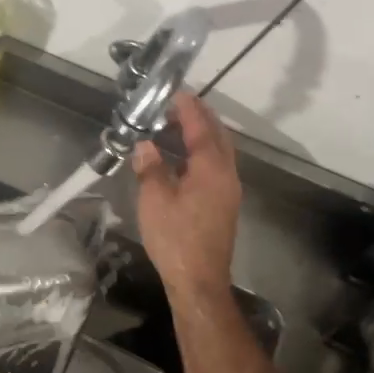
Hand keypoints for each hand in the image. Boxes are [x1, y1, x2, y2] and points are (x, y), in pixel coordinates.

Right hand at [131, 91, 241, 299]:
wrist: (199, 280)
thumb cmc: (175, 238)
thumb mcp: (154, 199)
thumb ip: (151, 167)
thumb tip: (145, 145)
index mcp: (211, 168)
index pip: (201, 128)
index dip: (188, 108)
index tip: (175, 91)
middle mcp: (226, 174)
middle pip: (216, 136)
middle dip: (198, 117)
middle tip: (175, 104)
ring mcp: (228, 190)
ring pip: (218, 151)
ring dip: (200, 134)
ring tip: (175, 125)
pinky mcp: (223, 204)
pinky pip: (215, 165)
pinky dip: (200, 152)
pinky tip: (181, 157)